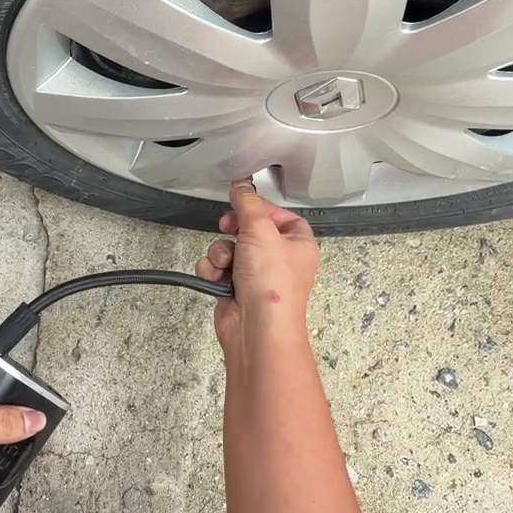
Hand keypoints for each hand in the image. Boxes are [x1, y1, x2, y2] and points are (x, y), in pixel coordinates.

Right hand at [195, 179, 319, 359]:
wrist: (256, 328)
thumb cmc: (271, 282)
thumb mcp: (260, 230)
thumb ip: (247, 203)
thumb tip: (240, 185)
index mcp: (299, 245)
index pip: (281, 216)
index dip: (261, 208)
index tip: (243, 202)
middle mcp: (280, 260)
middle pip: (251, 230)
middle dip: (234, 229)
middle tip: (227, 227)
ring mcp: (256, 275)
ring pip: (229, 247)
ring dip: (220, 251)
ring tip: (226, 263)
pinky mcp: (234, 288)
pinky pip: (218, 267)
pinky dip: (213, 270)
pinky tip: (216, 277)